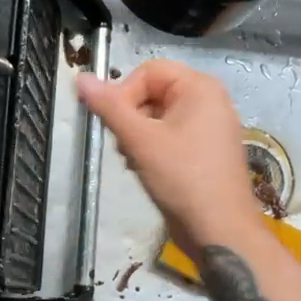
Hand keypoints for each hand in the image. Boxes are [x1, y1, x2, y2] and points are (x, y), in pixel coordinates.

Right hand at [78, 61, 263, 247]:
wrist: (219, 229)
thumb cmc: (182, 178)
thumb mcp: (140, 141)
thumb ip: (110, 107)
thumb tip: (81, 78)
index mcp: (200, 88)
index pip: (148, 71)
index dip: (124, 94)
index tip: (114, 124)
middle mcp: (209, 100)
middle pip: (153, 92)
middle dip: (131, 117)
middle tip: (123, 146)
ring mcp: (209, 126)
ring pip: (158, 116)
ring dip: (138, 135)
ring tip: (135, 161)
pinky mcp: (205, 150)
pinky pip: (171, 135)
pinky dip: (153, 148)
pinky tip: (147, 170)